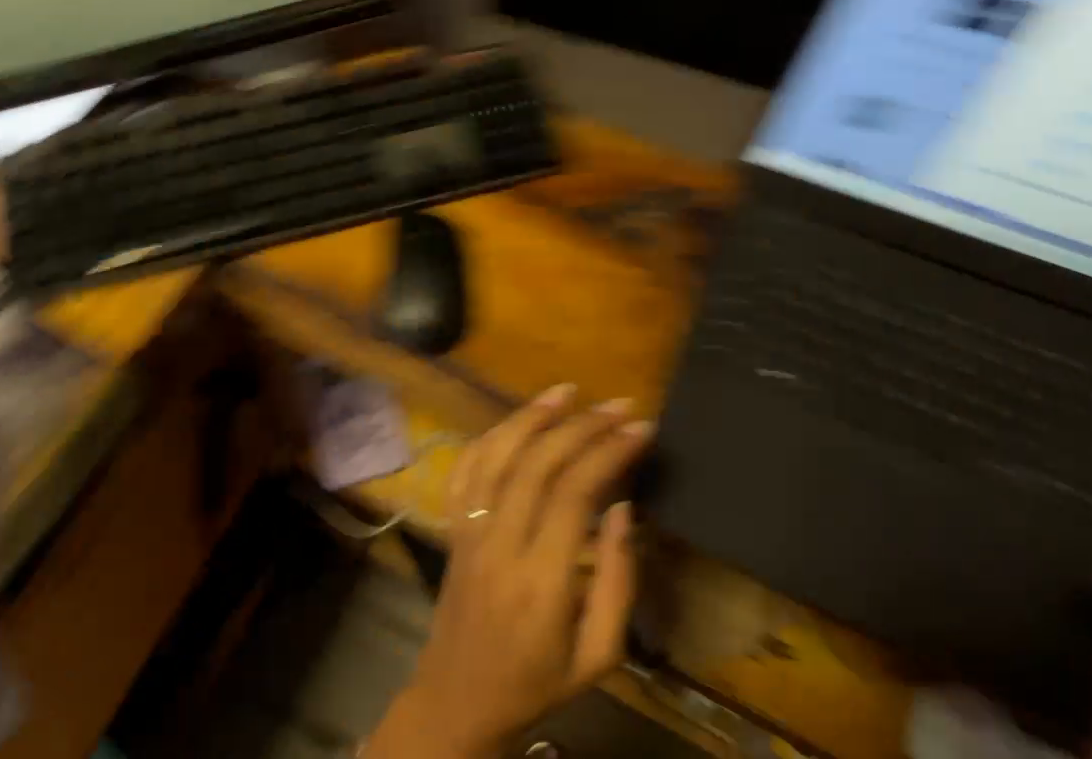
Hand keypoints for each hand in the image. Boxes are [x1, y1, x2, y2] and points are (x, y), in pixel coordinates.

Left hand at [367, 385, 652, 758]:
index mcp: (541, 580)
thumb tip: (623, 511)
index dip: (608, 454)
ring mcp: (467, 532)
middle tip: (618, 407)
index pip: (574, 495)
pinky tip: (515, 421)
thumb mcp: (598, 655)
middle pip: (536, 465)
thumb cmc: (538, 683)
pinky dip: (488, 439)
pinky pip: (463, 472)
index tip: (641, 430)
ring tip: (566, 392)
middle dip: (581, 428)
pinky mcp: (450, 529)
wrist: (459, 699)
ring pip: (494, 458)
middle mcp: (498, 545)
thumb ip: (617, 582)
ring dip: (529, 418)